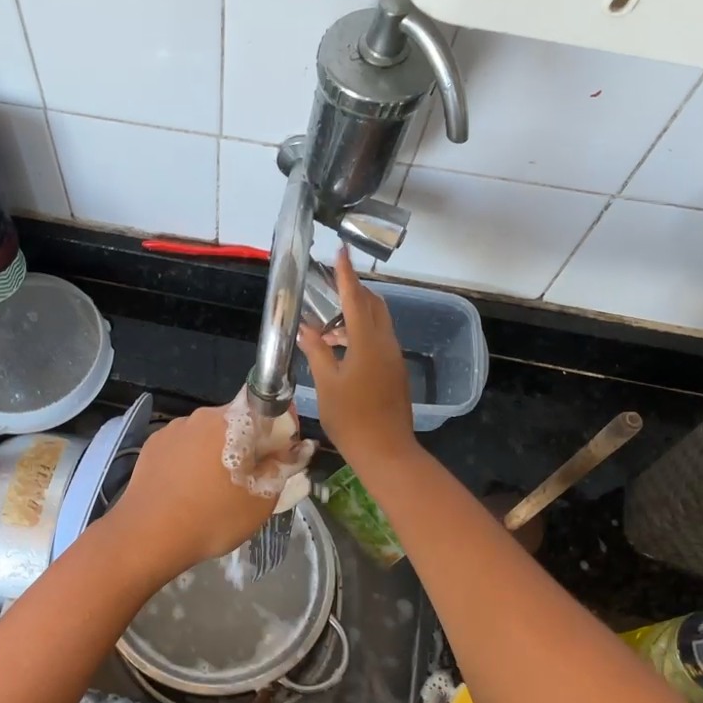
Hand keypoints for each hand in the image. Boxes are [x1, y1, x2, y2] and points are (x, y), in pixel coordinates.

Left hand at [101, 403, 278, 580]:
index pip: (267, 406)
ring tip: (216, 490)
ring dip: (218, 453)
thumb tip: (298, 448)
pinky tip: (188, 490)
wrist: (148, 536)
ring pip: (208, 435)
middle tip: (252, 480)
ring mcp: (173, 429)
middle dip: (250, 443)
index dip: (281, 426)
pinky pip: (184, 446)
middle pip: (237, 421)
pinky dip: (192, 461)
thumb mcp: (262, 500)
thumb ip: (284, 467)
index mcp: (233, 420)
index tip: (282, 453)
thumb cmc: (213, 517)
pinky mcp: (152, 445)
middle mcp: (202, 415)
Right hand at [296, 249, 417, 462]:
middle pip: (374, 305)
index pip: (355, 299)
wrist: (386, 451)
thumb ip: (317, 352)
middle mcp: (386, 344)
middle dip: (354, 291)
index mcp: (367, 343)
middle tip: (331, 287)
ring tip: (329, 325)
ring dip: (357, 314)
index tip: (341, 251)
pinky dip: (362, 332)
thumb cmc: (351, 418)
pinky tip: (342, 347)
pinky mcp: (395, 371)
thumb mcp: (326, 384)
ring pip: (379, 322)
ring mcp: (394, 358)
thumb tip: (306, 328)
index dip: (346, 275)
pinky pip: (380, 339)